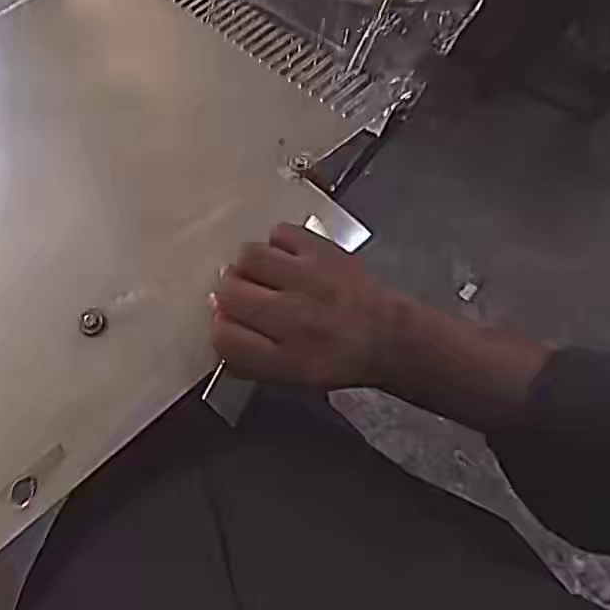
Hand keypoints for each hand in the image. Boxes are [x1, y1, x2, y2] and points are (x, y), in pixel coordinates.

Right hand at [212, 224, 550, 428]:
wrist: (393, 337)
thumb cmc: (338, 358)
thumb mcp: (292, 376)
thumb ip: (249, 355)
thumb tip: (216, 321)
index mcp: (287, 359)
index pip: (224, 337)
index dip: (219, 327)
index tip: (227, 322)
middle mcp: (296, 319)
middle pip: (229, 293)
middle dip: (228, 293)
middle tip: (244, 294)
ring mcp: (311, 279)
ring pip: (248, 257)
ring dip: (248, 265)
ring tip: (262, 273)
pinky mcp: (323, 250)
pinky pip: (278, 233)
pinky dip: (276, 243)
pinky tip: (285, 258)